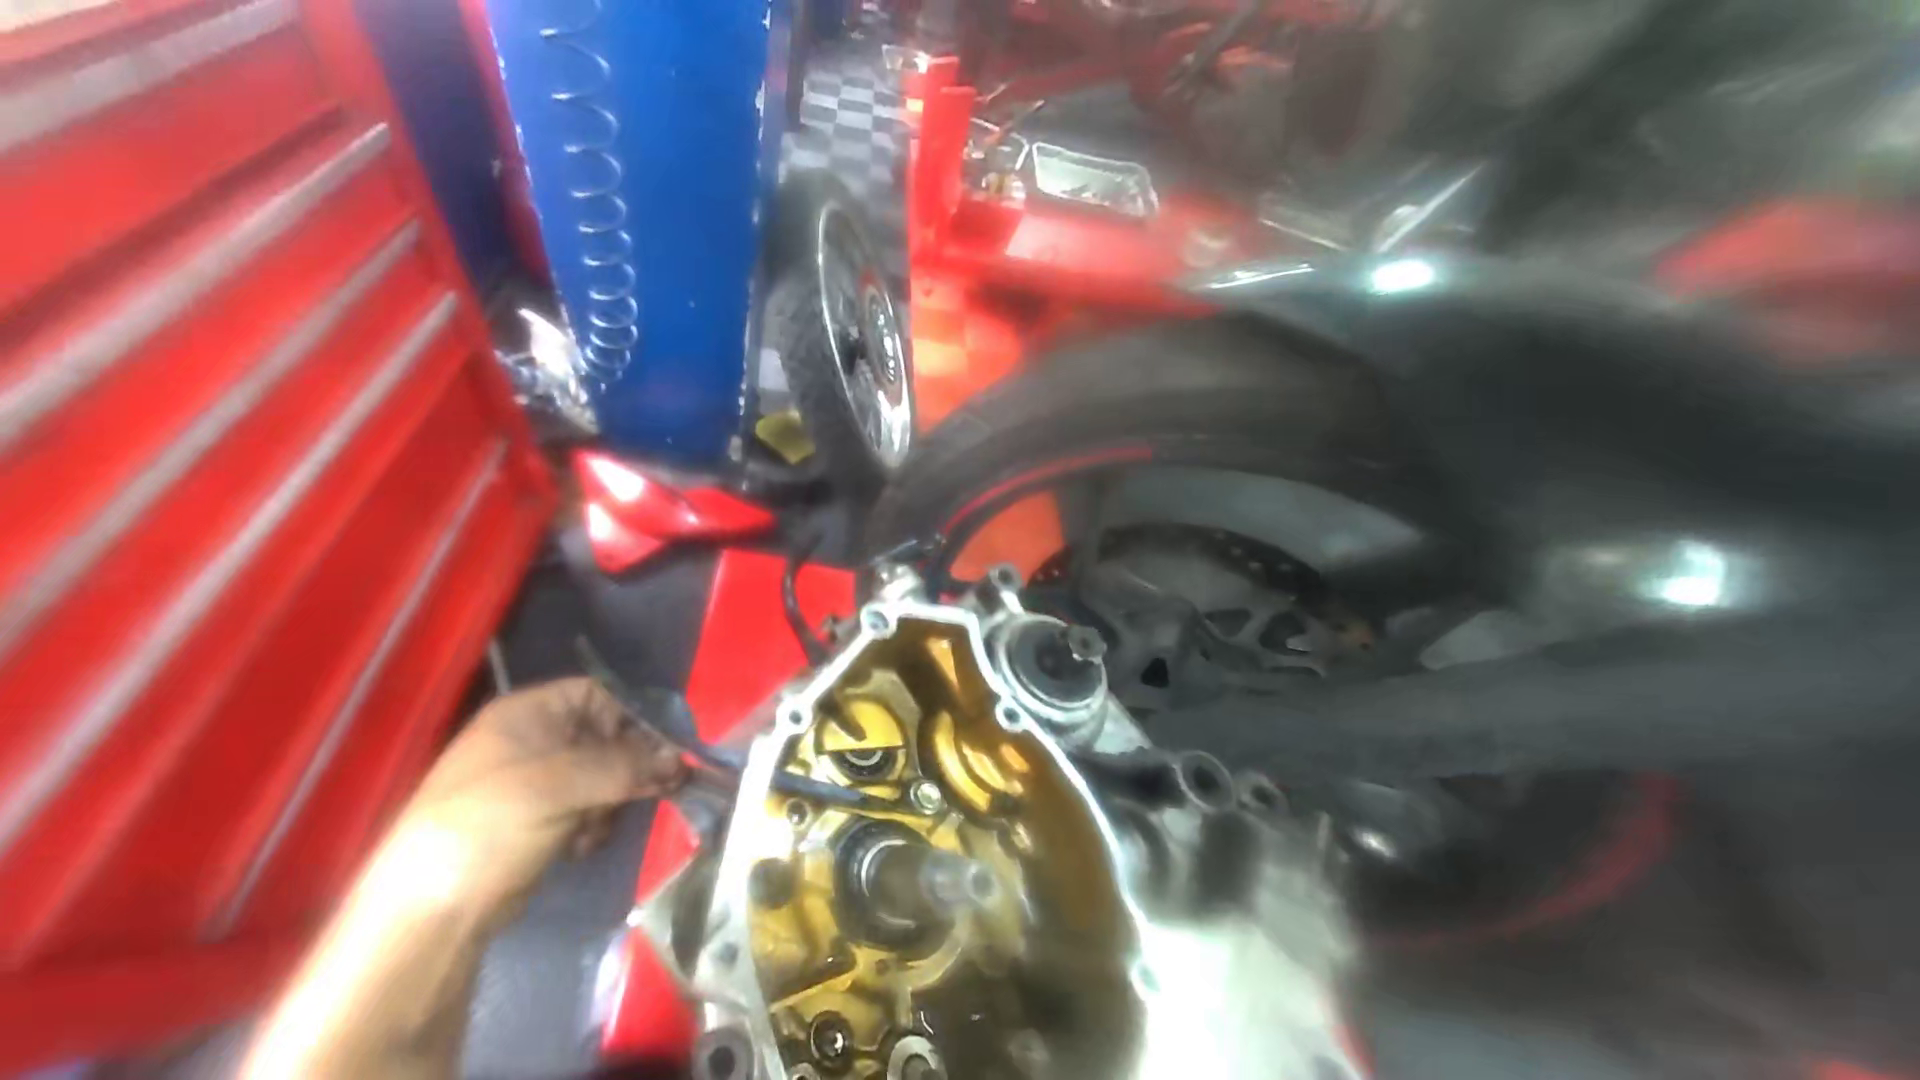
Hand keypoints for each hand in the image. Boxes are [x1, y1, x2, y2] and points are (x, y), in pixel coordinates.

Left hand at [399, 676, 687, 923]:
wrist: (430, 915)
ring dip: (612, 800)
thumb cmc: (488, 827)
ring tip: (595, 828)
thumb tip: (680, 759)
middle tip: (645, 791)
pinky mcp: (545, 816)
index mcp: (528, 714)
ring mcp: (540, 780)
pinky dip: (596, 823)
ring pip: (606, 773)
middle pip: (608, 735)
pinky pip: (592, 804)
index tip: (662, 747)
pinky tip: (581, 845)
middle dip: (627, 766)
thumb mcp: (559, 786)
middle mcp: (536, 739)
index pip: (599, 694)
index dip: (632, 715)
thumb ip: (625, 766)